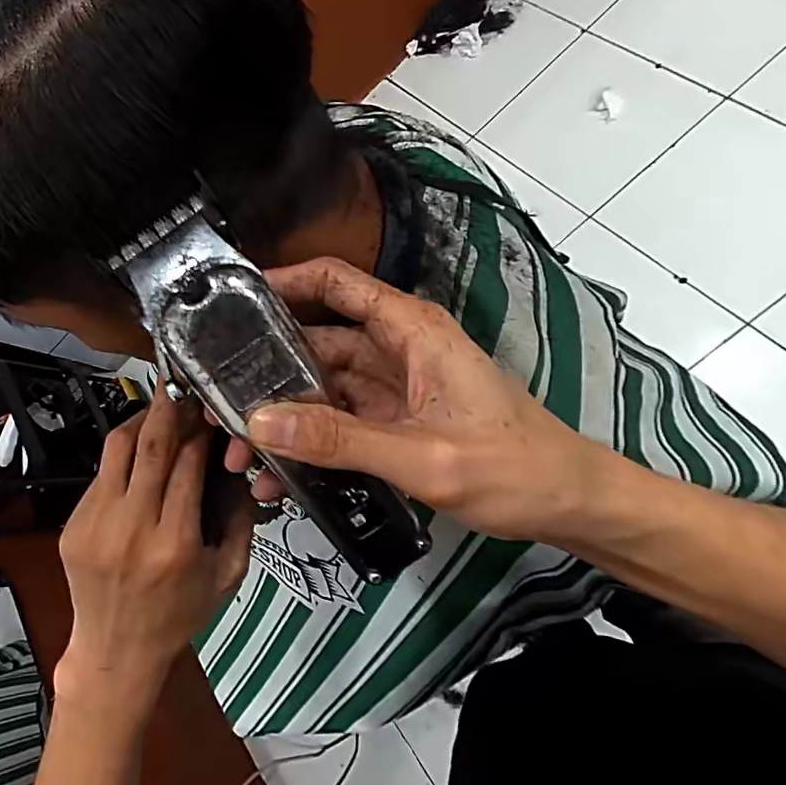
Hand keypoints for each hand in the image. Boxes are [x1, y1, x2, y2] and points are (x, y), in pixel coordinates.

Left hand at [56, 396, 253, 709]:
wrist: (115, 651)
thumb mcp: (227, 577)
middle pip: (149, 446)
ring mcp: (95, 524)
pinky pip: (101, 475)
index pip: (187, 464)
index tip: (208, 412)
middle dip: (168, 408)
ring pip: (117, 449)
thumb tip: (242, 470)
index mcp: (175, 543)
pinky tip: (138, 456)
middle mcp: (132, 528)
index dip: (199, 431)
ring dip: (140, 421)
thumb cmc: (178, 615)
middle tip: (179, 386)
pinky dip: (122, 457)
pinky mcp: (73, 526)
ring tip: (158, 410)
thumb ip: (242, 523)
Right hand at [239, 258, 620, 543]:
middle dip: (266, 369)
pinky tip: (280, 476)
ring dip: (282, 415)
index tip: (230, 301)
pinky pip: (337, 420)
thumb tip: (261, 420)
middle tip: (217, 403)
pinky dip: (308, 442)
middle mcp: (396, 347)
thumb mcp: (422, 456)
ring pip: (320, 385)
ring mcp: (392, 385)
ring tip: (241, 454)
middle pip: (315, 339)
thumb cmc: (513, 468)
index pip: (335, 282)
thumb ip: (340, 439)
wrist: (568, 503)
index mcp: (410, 329)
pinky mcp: (392, 418)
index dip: (281, 281)